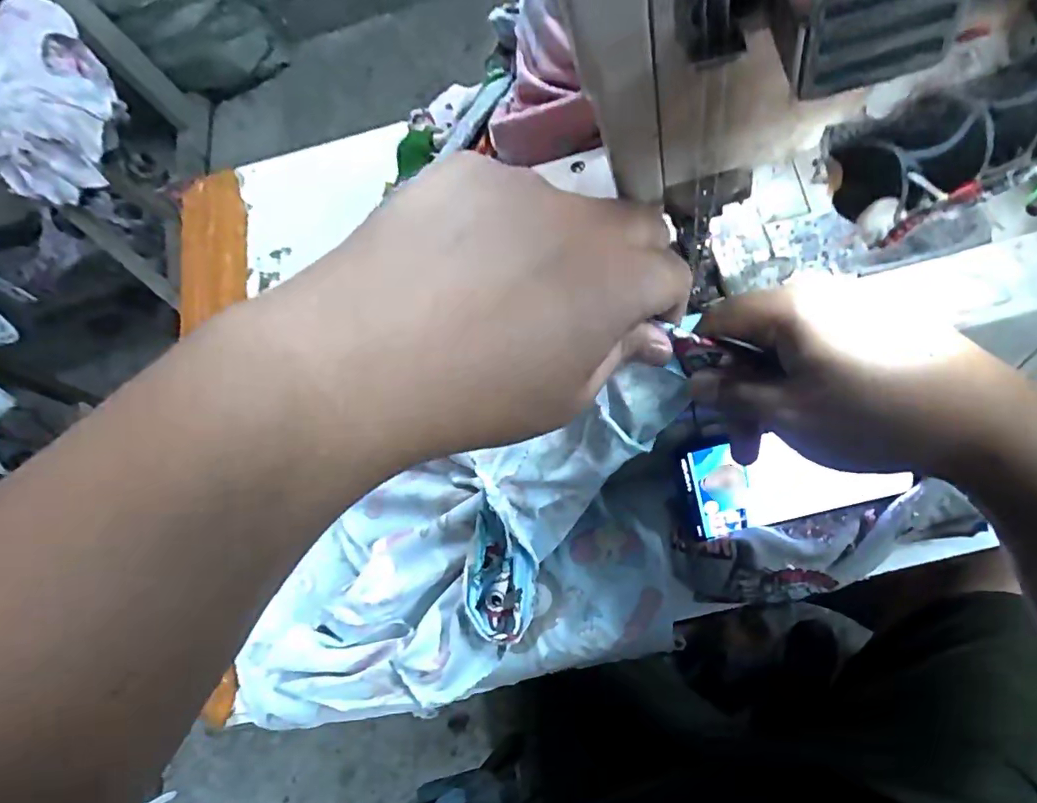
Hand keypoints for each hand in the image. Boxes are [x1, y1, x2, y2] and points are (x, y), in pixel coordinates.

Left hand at [242, 153, 689, 468]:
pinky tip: (468, 262)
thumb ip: (620, 355)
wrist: (362, 361)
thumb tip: (654, 337)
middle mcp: (582, 220)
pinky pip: (511, 193)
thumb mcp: (568, 395)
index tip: (642, 327)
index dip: (667, 302)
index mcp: (618, 281)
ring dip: (570, 243)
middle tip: (595, 304)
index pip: (675, 271)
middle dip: (635, 262)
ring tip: (516, 285)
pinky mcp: (465, 172)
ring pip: (573, 208)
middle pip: (640, 223)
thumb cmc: (482, 397)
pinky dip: (511, 224)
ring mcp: (521, 186)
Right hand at [692, 275, 1026, 476]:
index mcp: (785, 304)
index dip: (702, 364)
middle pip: (753, 336)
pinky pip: (821, 346)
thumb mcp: (789, 414)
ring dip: (775, 394)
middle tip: (751, 449)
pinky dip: (808, 381)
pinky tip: (829, 414)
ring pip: (788, 347)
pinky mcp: (878, 319)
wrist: (971, 414)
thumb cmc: (868, 416)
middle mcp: (814, 290)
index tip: (713, 411)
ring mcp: (850, 302)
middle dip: (743, 393)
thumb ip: (735, 394)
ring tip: (788, 440)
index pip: (716, 319)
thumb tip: (694, 378)